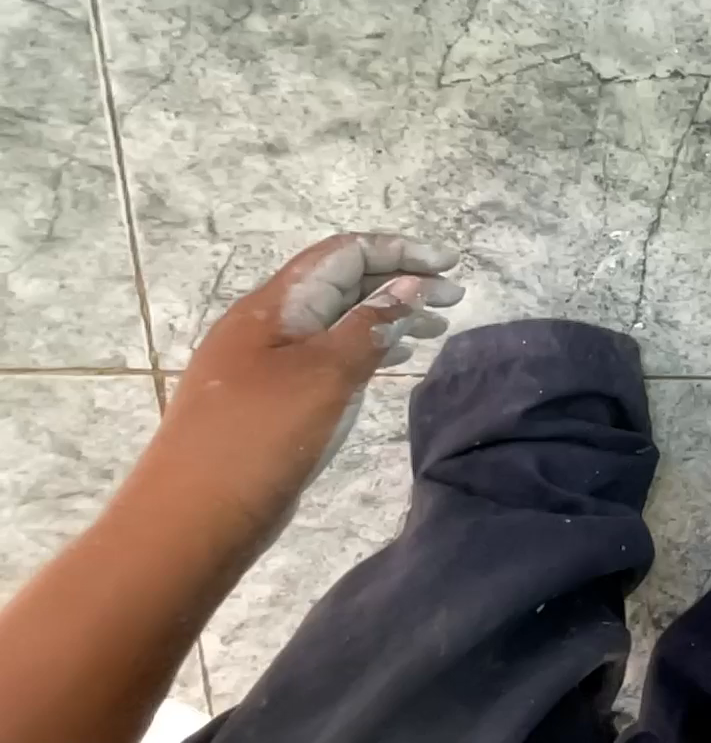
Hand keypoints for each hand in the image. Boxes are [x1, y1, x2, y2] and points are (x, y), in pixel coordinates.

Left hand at [155, 233, 464, 534]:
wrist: (195, 519)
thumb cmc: (264, 434)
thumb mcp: (330, 371)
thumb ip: (374, 323)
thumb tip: (412, 284)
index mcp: (275, 308)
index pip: (345, 254)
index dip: (400, 250)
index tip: (449, 264)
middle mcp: (271, 323)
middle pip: (346, 281)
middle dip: (403, 281)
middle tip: (455, 297)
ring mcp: (272, 359)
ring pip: (344, 316)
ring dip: (394, 313)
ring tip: (438, 327)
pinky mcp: (279, 391)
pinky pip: (335, 349)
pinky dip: (375, 344)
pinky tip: (402, 356)